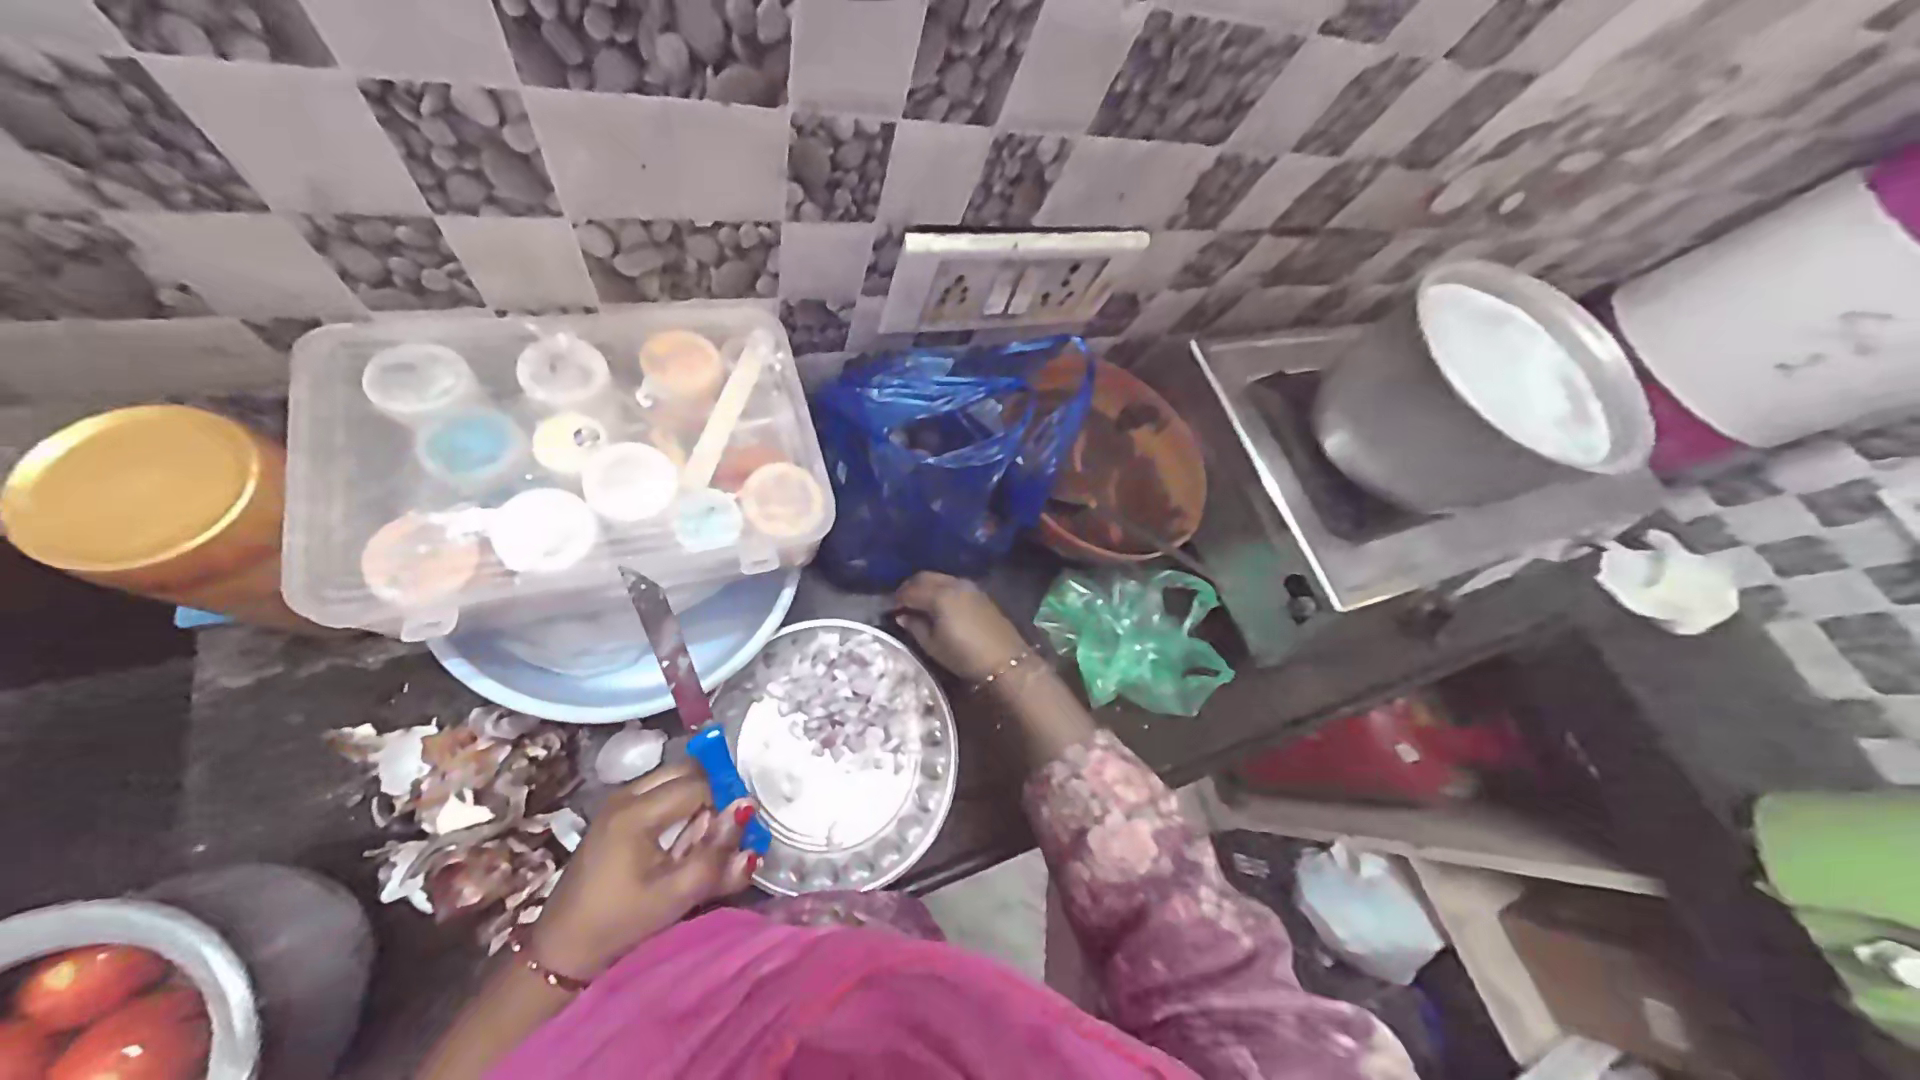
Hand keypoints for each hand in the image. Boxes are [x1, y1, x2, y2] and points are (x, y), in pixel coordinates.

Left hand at [529, 763, 756, 978]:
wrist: (562, 948)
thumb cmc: (620, 923)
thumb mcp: (676, 895)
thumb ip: (718, 854)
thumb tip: (747, 808)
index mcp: (636, 813)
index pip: (700, 784)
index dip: (723, 804)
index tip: (729, 835)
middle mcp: (626, 794)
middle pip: (687, 769)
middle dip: (712, 792)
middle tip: (718, 830)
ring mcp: (618, 799)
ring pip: (675, 776)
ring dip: (696, 797)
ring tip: (698, 836)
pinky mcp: (616, 810)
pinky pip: (660, 789)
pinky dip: (679, 802)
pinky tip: (678, 837)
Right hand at [893, 572, 1030, 681]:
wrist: (1005, 660)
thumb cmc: (964, 655)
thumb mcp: (933, 646)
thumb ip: (915, 626)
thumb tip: (903, 616)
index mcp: (938, 595)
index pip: (910, 590)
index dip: (897, 599)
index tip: (891, 610)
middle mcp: (953, 583)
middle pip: (924, 577)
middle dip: (909, 587)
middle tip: (902, 603)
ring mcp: (968, 586)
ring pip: (939, 577)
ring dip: (925, 586)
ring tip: (919, 603)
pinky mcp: (979, 592)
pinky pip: (952, 583)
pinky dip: (940, 588)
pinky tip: (938, 603)